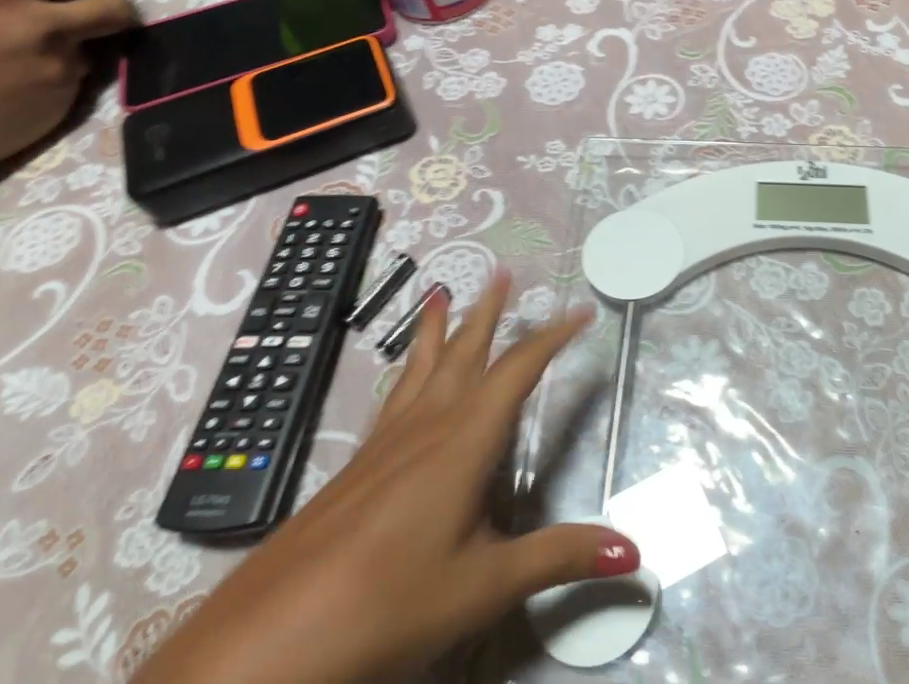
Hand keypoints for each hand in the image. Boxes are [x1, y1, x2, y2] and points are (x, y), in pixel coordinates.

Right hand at [0, 0, 133, 187]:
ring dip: (75, 39)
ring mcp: (59, 71)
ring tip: (36, 42)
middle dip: (111, 0)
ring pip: (92, 45)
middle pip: (115, 8)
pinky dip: (58, 70)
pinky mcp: (63, 105)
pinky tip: (21, 75)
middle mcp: (44, 32)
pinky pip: (75, 77)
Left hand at [135, 273, 641, 683]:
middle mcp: (424, 428)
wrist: (273, 635)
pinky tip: (406, 379)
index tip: (579, 310)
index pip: (516, 373)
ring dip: (439, 329)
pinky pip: (394, 396)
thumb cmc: (390, 601)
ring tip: (442, 295)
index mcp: (463, 443)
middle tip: (502, 273)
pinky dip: (410, 369)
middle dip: (487, 313)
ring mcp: (385, 444)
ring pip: (420, 369)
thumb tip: (635, 551)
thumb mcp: (486, 585)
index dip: (552, 338)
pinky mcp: (359, 466)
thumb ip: (559, 558)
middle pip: (461, 354)